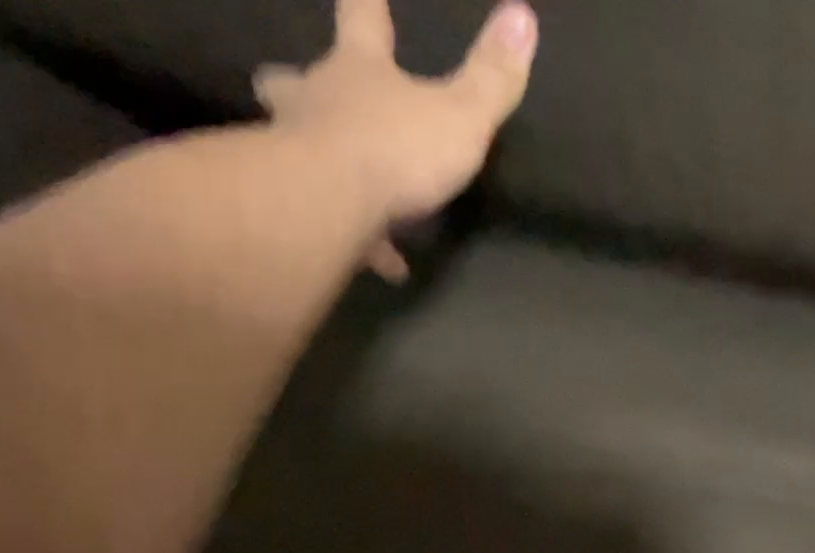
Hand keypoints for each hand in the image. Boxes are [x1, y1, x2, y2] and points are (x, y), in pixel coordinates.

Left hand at [252, 0, 537, 280]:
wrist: (331, 203)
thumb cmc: (398, 148)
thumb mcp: (463, 113)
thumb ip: (493, 74)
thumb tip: (522, 14)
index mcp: (359, 74)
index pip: (362, 23)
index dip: (365, 5)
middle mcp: (318, 103)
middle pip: (294, 82)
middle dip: (294, 83)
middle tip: (292, 84)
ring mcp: (301, 155)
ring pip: (301, 149)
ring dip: (315, 160)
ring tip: (342, 186)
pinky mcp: (308, 208)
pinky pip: (339, 226)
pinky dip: (364, 242)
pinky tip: (390, 264)